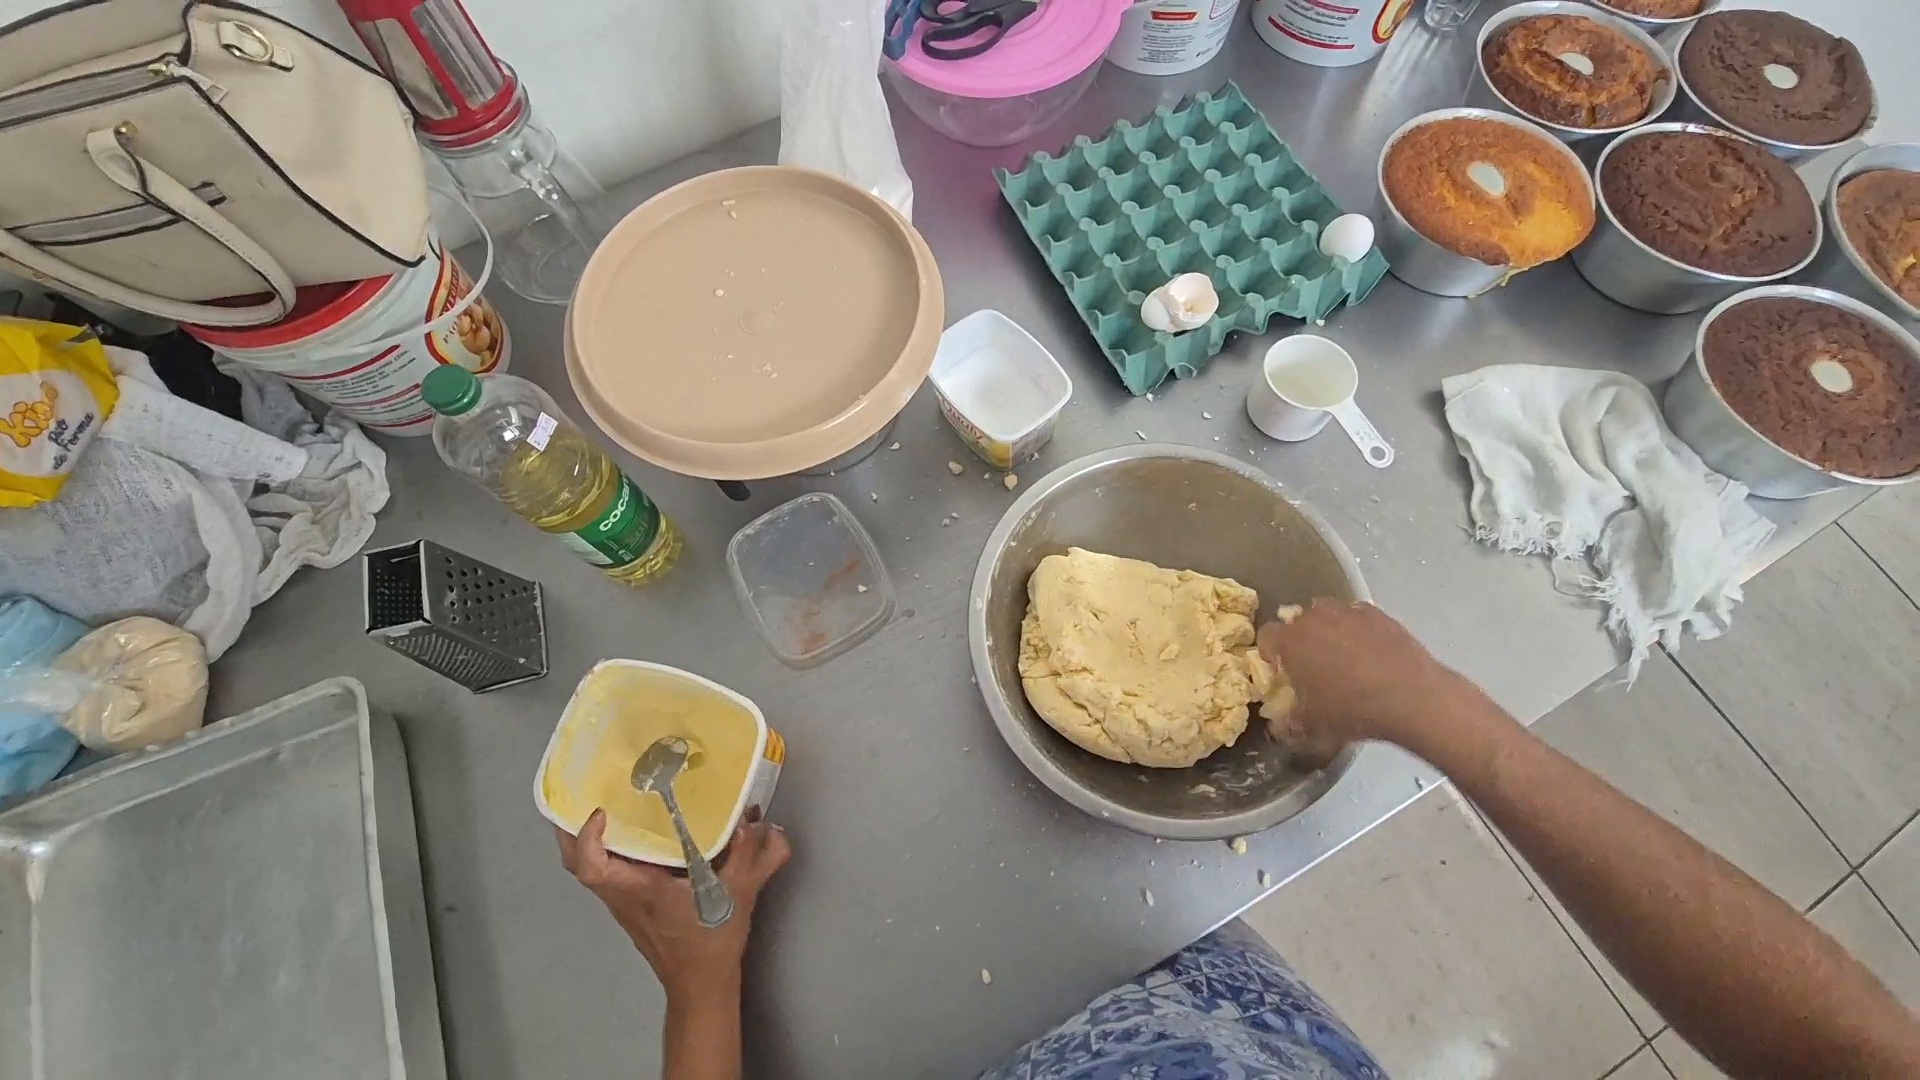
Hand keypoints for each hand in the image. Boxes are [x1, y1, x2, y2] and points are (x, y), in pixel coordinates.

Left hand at [557, 807, 790, 1003]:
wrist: (701, 984)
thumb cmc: (712, 940)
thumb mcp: (739, 893)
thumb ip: (753, 855)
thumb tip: (760, 822)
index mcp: (641, 891)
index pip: (593, 867)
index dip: (588, 838)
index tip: (602, 810)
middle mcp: (624, 896)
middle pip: (577, 865)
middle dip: (570, 830)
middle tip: (581, 792)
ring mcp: (624, 903)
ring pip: (590, 869)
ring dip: (586, 838)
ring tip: (604, 802)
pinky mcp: (633, 906)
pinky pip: (608, 872)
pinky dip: (608, 849)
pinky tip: (633, 831)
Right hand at [1256, 599, 1472, 748]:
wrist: (1414, 698)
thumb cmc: (1353, 709)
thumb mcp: (1313, 725)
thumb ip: (1289, 722)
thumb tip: (1279, 726)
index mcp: (1291, 641)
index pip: (1267, 636)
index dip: (1270, 653)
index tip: (1280, 670)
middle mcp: (1315, 618)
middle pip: (1297, 621)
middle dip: (1300, 639)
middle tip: (1312, 664)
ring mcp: (1349, 612)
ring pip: (1328, 614)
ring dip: (1328, 630)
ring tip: (1342, 655)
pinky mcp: (1379, 615)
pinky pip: (1357, 617)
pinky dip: (1357, 630)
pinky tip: (1370, 652)